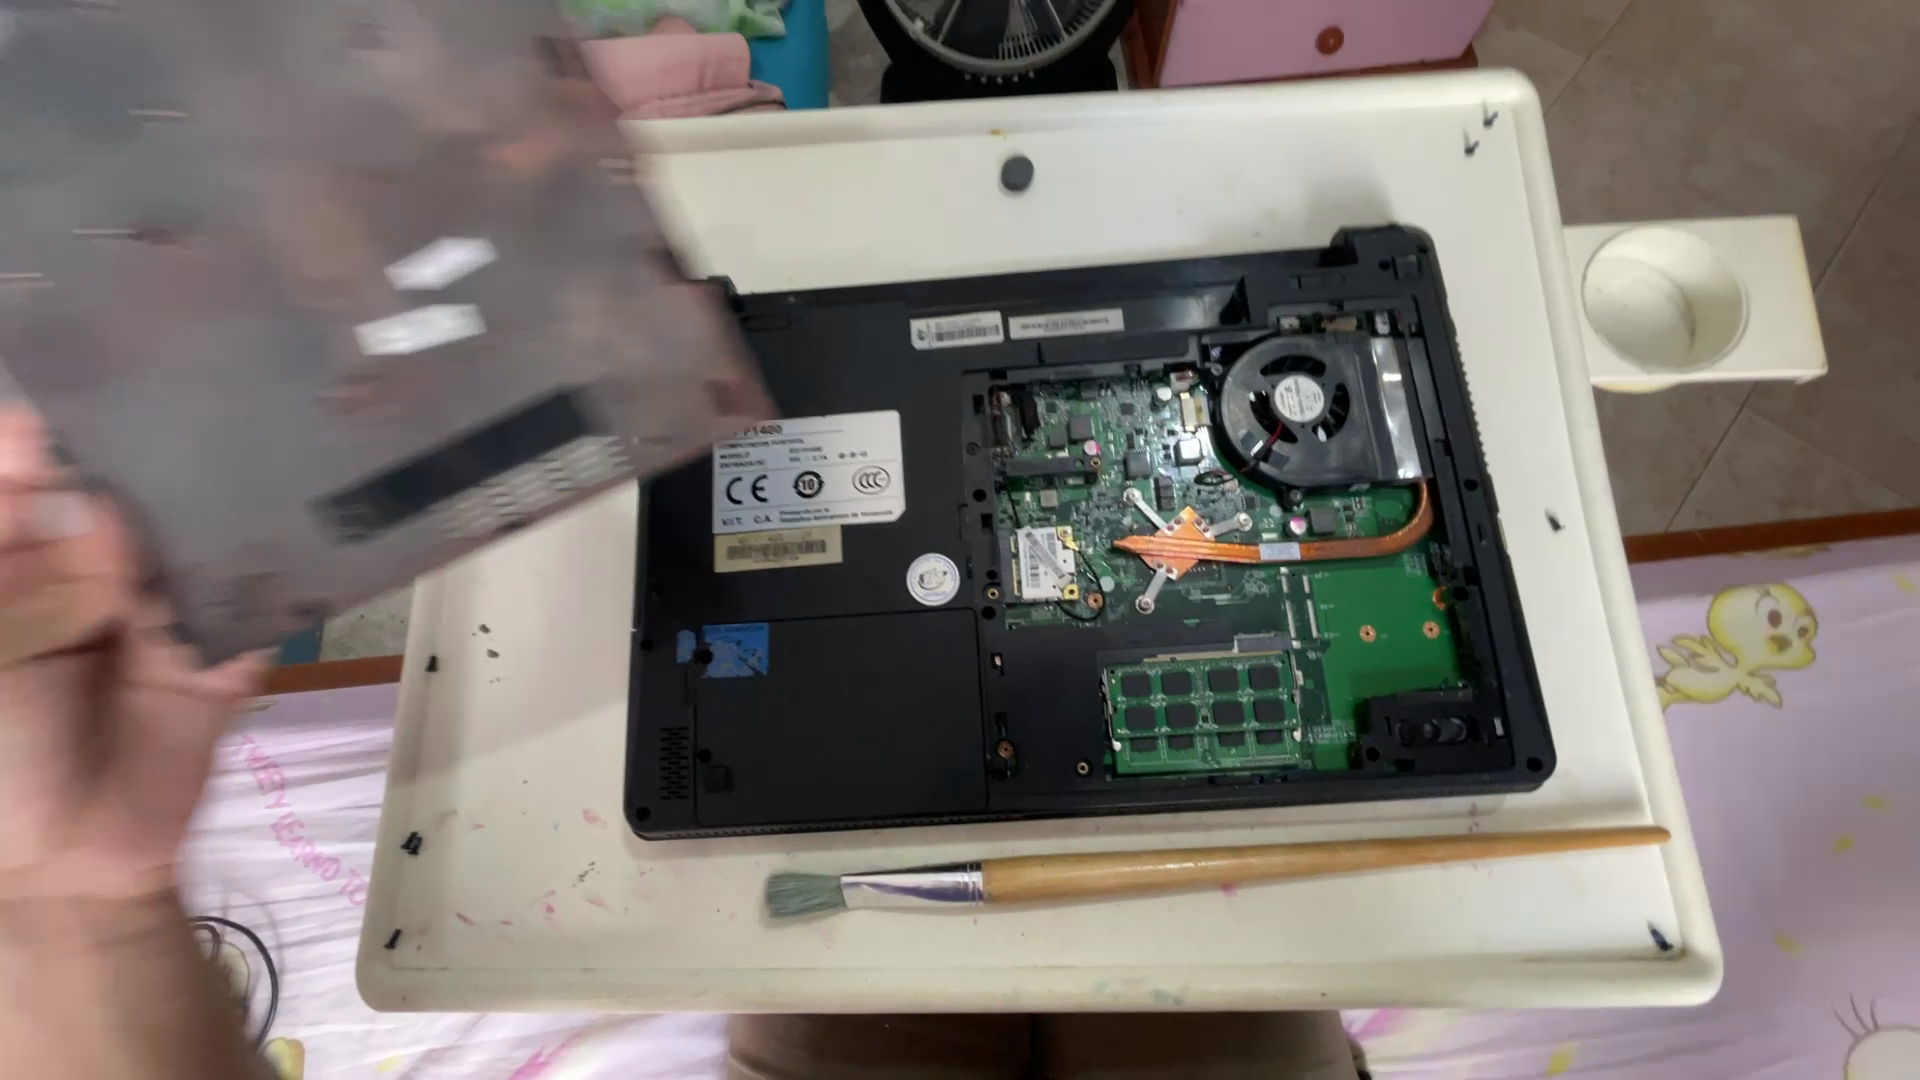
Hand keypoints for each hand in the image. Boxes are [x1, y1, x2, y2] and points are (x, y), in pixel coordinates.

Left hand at [0, 407, 264, 902]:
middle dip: (140, 482)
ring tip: (245, 472)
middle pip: (117, 522)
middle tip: (177, 421)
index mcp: (11, 587)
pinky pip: (253, 614)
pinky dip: (268, 590)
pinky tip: (292, 547)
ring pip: (192, 560)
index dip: (30, 460)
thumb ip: (45, 591)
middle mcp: (86, 590)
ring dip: (211, 530)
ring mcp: (163, 620)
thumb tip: (96, 506)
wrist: (70, 856)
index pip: (19, 508)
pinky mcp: (227, 651)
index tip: (57, 410)